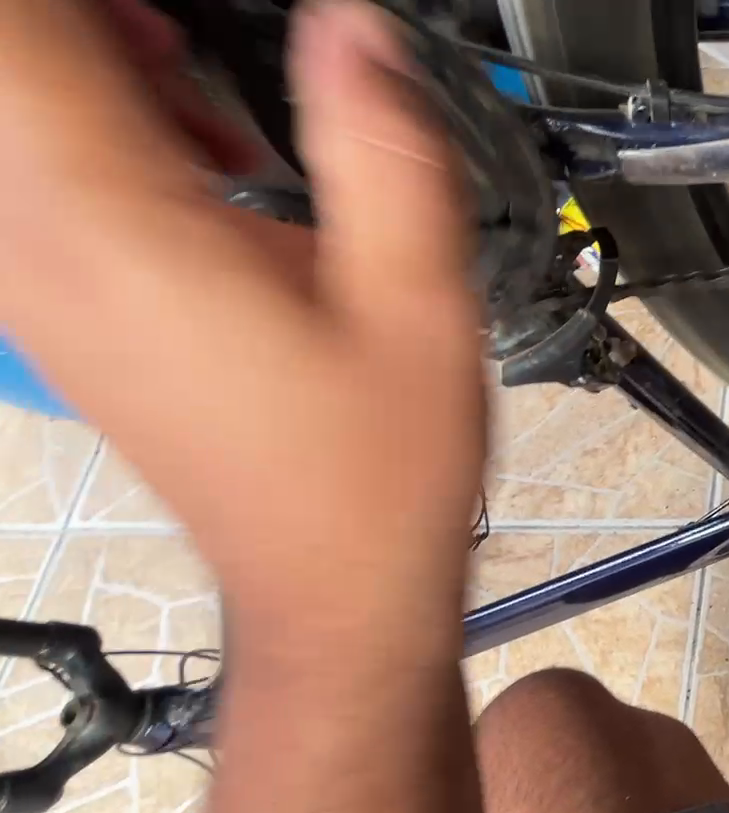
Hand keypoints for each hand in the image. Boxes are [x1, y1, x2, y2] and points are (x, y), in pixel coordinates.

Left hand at [0, 0, 481, 645]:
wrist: (334, 575)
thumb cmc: (382, 466)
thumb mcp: (422, 310)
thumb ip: (388, 156)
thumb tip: (358, 35)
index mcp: (105, 216)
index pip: (27, 22)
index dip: (119, 8)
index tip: (221, 24)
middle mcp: (20, 231)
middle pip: (12, 52)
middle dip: (117, 30)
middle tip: (223, 55)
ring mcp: (18, 268)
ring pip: (15, 103)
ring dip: (103, 63)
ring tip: (225, 108)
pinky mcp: (46, 296)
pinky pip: (28, 161)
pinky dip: (100, 120)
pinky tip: (209, 170)